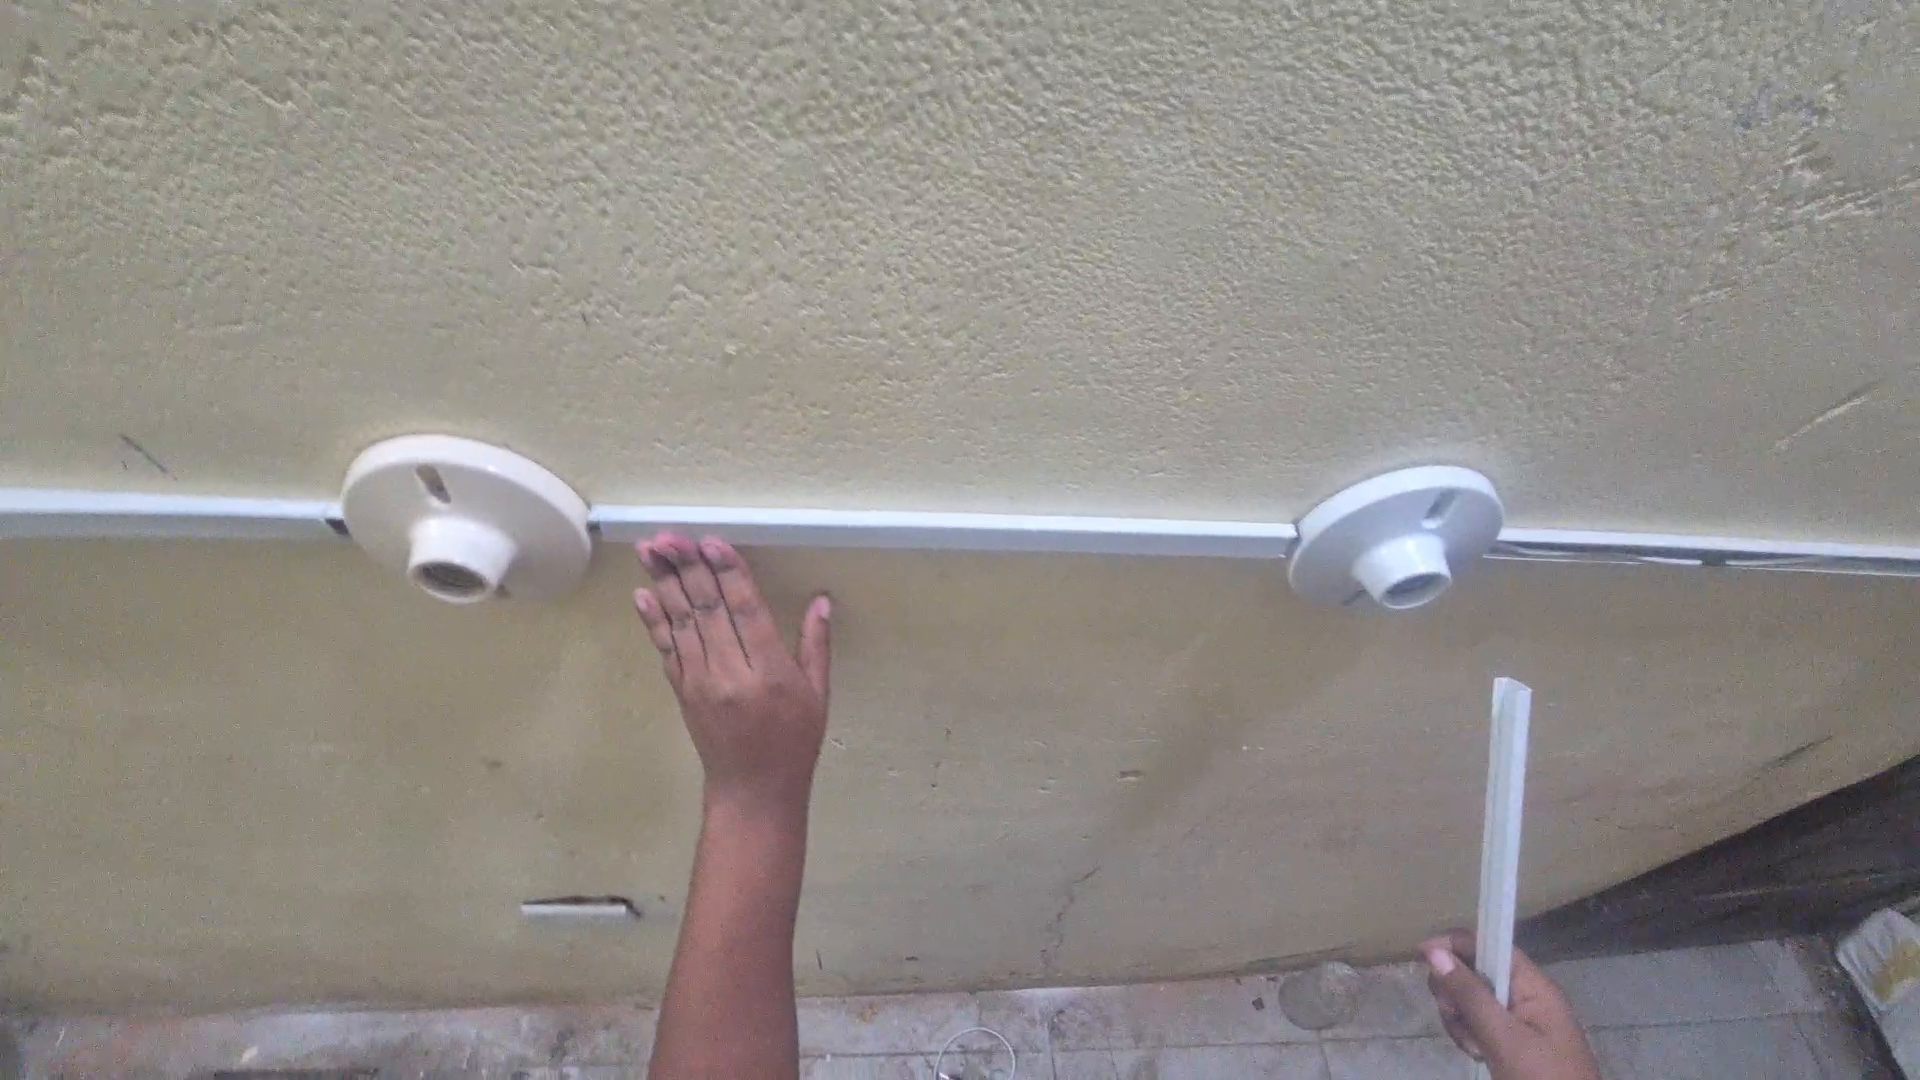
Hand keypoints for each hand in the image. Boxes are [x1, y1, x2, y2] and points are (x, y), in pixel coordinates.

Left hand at [633, 532, 831, 810]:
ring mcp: (699, 683)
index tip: (711, 542)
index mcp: (769, 672)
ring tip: (650, 550)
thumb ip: (816, 645)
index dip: (728, 574)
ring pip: (680, 623)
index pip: (746, 611)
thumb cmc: (794, 741)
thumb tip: (822, 601)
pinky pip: (666, 649)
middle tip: (670, 536)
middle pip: (706, 610)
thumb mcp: (818, 694)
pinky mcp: (682, 691)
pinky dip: (653, 620)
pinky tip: (643, 593)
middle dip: (687, 569)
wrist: (752, 791)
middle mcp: (730, 673)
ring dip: (663, 583)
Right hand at [1422, 931, 1600, 1079]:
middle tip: (1450, 1012)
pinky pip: (1479, 1020)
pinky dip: (1468, 1031)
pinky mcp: (1515, 1040)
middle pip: (1476, 970)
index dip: (1454, 944)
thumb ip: (1468, 993)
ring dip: (1459, 1015)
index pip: (1489, 944)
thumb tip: (1433, 951)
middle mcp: (1528, 996)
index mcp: (1534, 987)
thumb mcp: (1502, 1037)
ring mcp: (1522, 1019)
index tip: (1422, 956)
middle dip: (1454, 988)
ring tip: (1468, 1044)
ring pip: (1472, 997)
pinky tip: (1474, 1052)